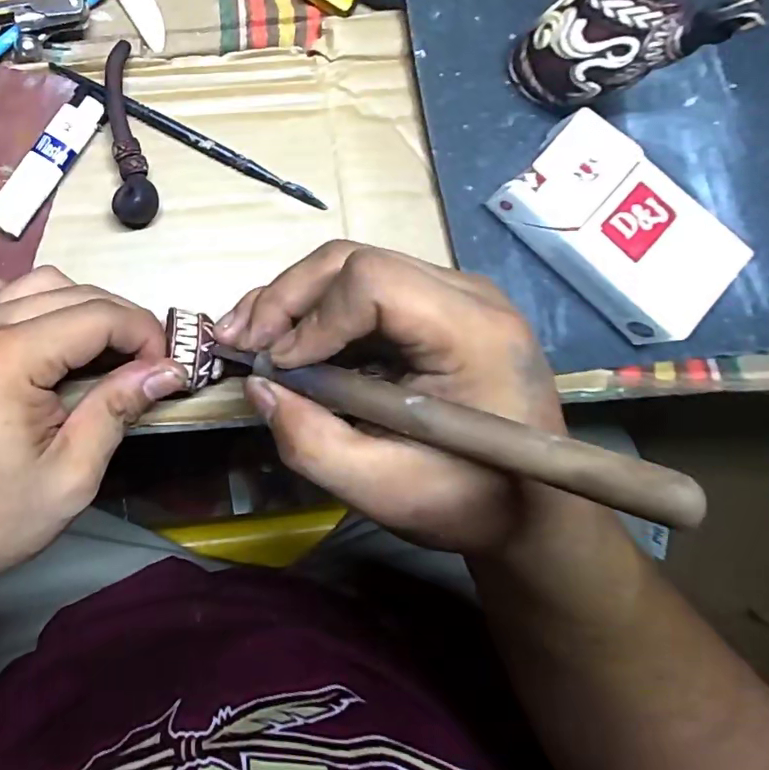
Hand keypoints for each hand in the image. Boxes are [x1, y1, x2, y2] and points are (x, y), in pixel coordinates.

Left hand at [0, 267, 185, 618]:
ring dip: (78, 308)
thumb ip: (118, 409)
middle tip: (146, 365)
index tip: (168, 368)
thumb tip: (167, 370)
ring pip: (34, 283)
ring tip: (100, 353)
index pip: (97, 315)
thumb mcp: (69, 476)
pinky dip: (19, 298)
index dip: (144, 334)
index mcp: (7, 358)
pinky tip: (33, 332)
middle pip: (71, 292)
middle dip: (121, 321)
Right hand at [218, 242, 563, 555]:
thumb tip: (258, 385)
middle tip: (239, 342)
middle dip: (283, 300)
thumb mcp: (382, 490)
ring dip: (285, 302)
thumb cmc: (468, 501)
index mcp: (472, 332)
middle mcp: (463, 295)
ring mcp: (445, 296)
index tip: (280, 367)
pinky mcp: (425, 308)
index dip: (313, 318)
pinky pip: (352, 291)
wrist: (530, 509)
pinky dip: (304, 313)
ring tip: (241, 337)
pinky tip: (275, 341)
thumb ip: (311, 442)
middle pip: (350, 261)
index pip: (374, 282)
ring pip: (344, 268)